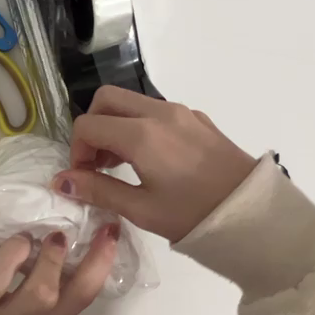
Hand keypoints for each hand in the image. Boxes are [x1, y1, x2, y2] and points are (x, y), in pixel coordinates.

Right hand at [51, 86, 257, 241]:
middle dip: (92, 126)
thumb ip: (98, 190)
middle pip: (107, 99)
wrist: (253, 214)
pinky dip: (139, 126)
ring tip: (120, 165)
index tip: (84, 178)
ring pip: (132, 102)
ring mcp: (181, 112)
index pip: (88, 125)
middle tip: (97, 163)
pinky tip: (149, 161)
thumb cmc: (193, 215)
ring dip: (115, 125)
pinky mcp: (197, 119)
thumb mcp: (141, 209)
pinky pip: (155, 111)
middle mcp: (159, 112)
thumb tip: (61, 181)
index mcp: (142, 134)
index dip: (76, 150)